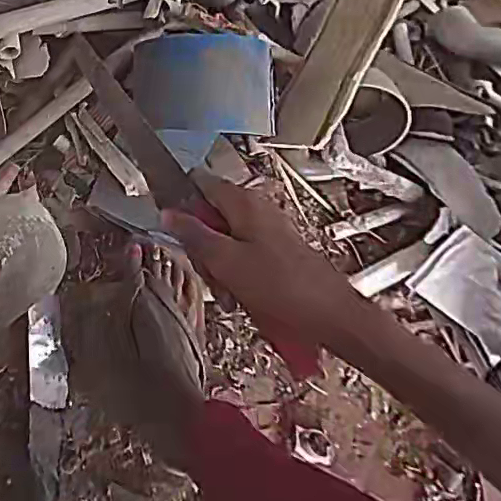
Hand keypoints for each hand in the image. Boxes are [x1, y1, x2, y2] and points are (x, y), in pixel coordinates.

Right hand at [161, 171, 372, 351]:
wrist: (332, 317)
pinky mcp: (275, 253)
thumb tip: (168, 214)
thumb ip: (192, 233)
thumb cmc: (284, 287)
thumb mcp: (224, 260)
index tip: (175, 229)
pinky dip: (235, 275)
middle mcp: (256, 210)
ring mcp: (267, 231)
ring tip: (227, 290)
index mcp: (243, 202)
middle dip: (201, 245)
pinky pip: (241, 257)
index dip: (181, 204)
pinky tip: (240, 295)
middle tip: (208, 269)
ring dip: (217, 266)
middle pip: (209, 216)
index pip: (198, 183)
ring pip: (223, 240)